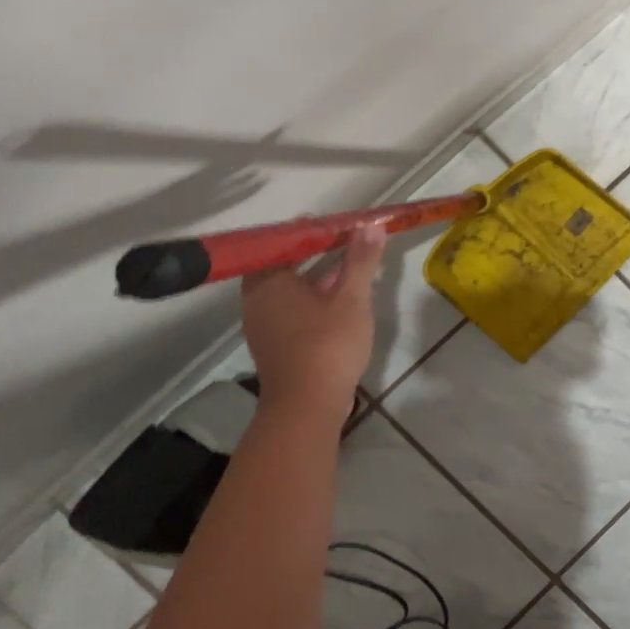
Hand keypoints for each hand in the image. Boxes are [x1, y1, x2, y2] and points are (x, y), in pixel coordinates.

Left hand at [240, 225, 385, 422]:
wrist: (308, 405)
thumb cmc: (327, 343)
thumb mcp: (352, 297)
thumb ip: (361, 260)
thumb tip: (371, 225)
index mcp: (269, 283)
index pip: (282, 243)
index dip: (309, 230)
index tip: (339, 223)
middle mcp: (258, 300)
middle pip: (285, 265)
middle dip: (316, 250)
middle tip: (349, 239)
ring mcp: (265, 324)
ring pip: (291, 288)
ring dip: (318, 274)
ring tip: (352, 264)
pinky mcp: (277, 343)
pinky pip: (294, 307)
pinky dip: (315, 296)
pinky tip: (343, 298)